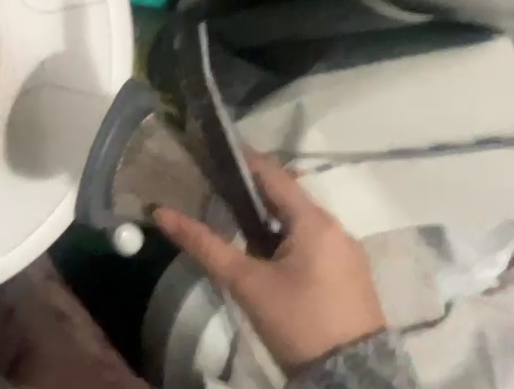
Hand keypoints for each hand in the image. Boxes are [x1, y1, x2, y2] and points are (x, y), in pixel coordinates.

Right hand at [152, 154, 384, 371]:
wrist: (354, 382)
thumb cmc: (298, 322)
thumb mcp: (244, 281)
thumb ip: (202, 243)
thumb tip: (159, 212)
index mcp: (314, 222)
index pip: (273, 174)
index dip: (241, 158)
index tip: (211, 148)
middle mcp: (336, 229)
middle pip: (286, 195)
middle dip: (251, 187)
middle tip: (213, 184)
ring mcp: (346, 253)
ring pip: (299, 218)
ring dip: (267, 213)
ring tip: (231, 214)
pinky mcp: (349, 275)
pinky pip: (312, 239)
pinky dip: (284, 233)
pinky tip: (261, 246)